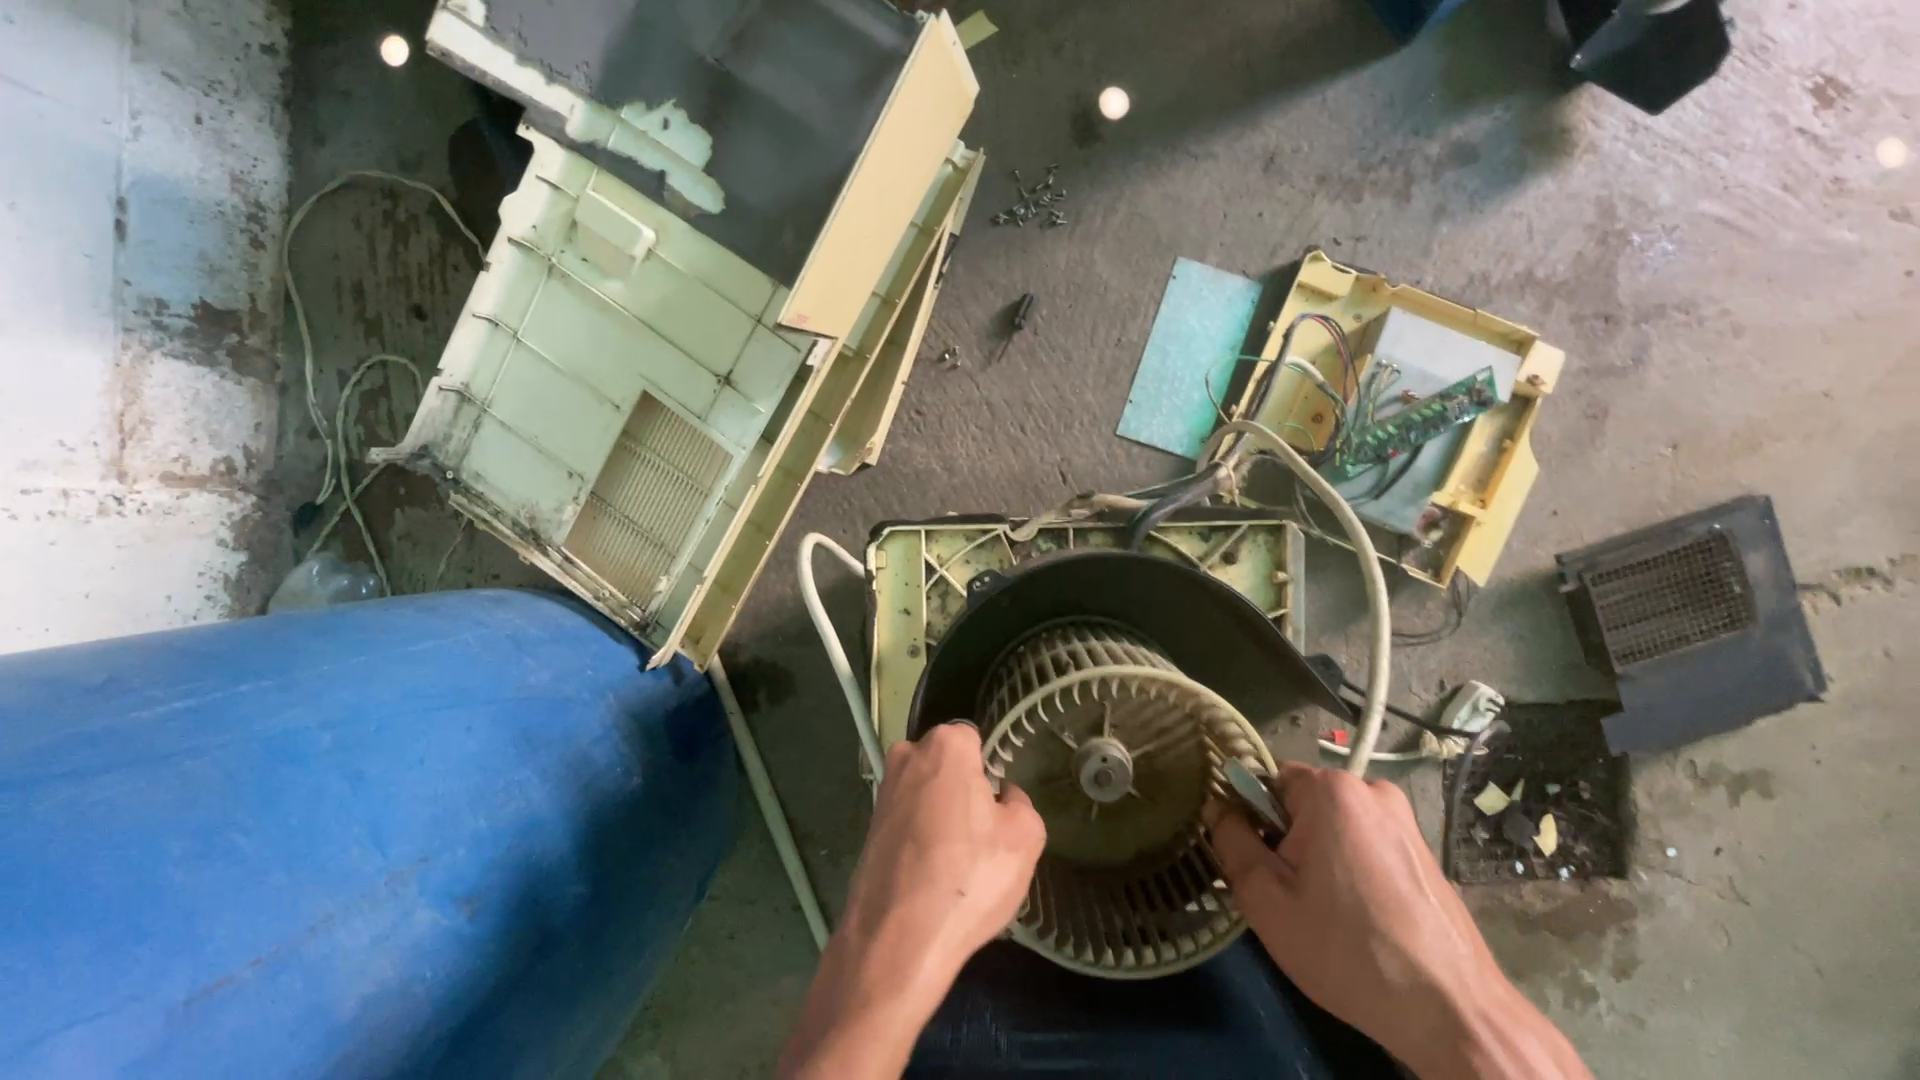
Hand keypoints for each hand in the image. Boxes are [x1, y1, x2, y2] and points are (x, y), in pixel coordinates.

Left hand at [842, 722, 1047, 966]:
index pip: (974, 740)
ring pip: (926, 796)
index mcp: (945, 746)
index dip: (990, 771)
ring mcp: (882, 794)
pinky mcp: (868, 829)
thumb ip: (1020, 803)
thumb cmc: (969, 877)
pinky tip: (933, 877)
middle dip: (963, 791)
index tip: (997, 805)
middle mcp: (907, 757)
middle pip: (946, 766)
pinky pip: (908, 824)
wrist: (897, 939)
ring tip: (959, 864)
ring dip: (942, 819)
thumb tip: (1002, 796)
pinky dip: (921, 842)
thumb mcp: (1025, 838)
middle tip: (982, 835)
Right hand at [1208, 761, 1590, 1079]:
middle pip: (1301, 803)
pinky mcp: (1425, 852)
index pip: (1265, 779)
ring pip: (1333, 826)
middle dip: (1285, 841)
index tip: (1254, 863)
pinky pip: (1365, 844)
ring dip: (1318, 857)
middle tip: (1286, 896)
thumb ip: (1231, 842)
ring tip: (1323, 913)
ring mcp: (1406, 821)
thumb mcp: (1266, 899)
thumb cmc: (1346, 949)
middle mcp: (1373, 790)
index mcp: (1332, 790)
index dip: (1250, 819)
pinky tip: (1357, 918)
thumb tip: (1218, 808)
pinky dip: (1350, 870)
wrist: (1450, 1011)